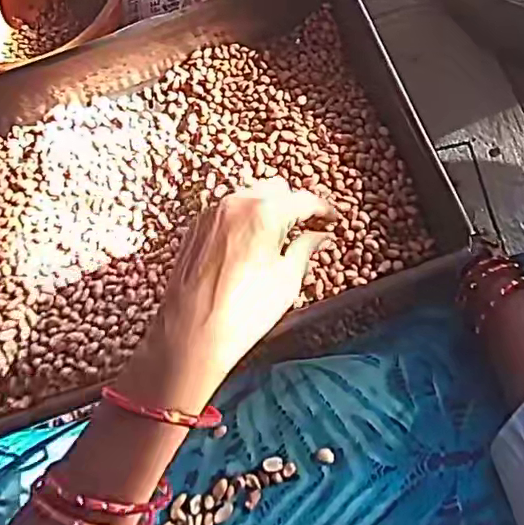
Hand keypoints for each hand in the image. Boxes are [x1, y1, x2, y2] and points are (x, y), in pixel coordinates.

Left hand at [123, 178, 337, 411]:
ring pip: (249, 196)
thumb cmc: (241, 312)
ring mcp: (212, 214)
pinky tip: (251, 242)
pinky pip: (227, 211)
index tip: (331, 219)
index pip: (303, 199)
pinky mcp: (196, 227)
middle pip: (275, 189)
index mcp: (264, 212)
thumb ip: (305, 248)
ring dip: (267, 209)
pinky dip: (244, 218)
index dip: (323, 209)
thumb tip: (318, 237)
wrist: (192, 335)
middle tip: (307, 227)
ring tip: (278, 237)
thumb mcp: (287, 280)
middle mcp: (236, 204)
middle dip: (294, 205)